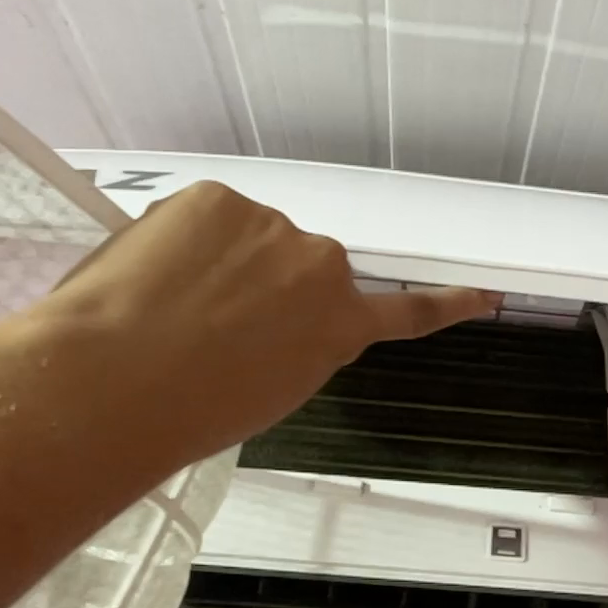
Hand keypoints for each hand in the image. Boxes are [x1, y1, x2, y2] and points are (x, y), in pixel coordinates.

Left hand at [26, 180, 497, 460]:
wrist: (120, 382)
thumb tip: (276, 324)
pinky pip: (209, 214)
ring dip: (220, 258)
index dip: (450, 304)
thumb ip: (298, 349)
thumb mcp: (271, 393)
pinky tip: (157, 274)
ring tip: (171, 303)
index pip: (408, 312)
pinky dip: (185, 235)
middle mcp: (322, 269)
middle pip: (299, 266)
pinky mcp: (220, 197)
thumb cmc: (193, 410)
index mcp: (340, 327)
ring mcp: (273, 227)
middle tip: (209, 320)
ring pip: (249, 236)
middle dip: (264, 283)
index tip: (486, 296)